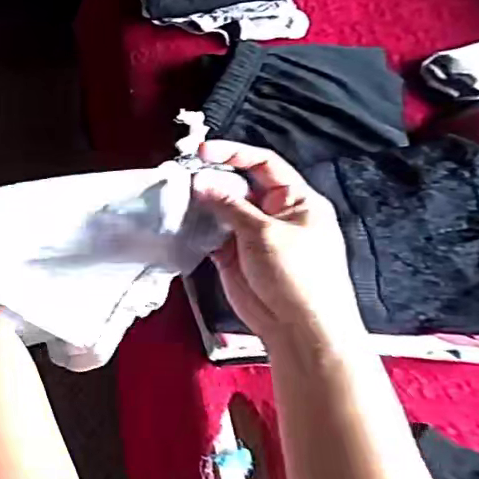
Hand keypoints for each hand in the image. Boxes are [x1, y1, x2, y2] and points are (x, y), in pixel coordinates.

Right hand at [191, 141, 365, 347]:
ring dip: (202, 201)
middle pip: (239, 184)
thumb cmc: (299, 276)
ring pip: (221, 208)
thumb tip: (201, 182)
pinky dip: (196, 225)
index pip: (264, 164)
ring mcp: (252, 234)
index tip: (204, 152)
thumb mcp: (265, 233)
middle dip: (212, 177)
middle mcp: (274, 213)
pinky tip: (182, 219)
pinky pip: (211, 232)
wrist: (298, 327)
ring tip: (179, 195)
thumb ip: (230, 205)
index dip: (234, 153)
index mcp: (297, 200)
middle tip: (184, 174)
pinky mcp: (233, 254)